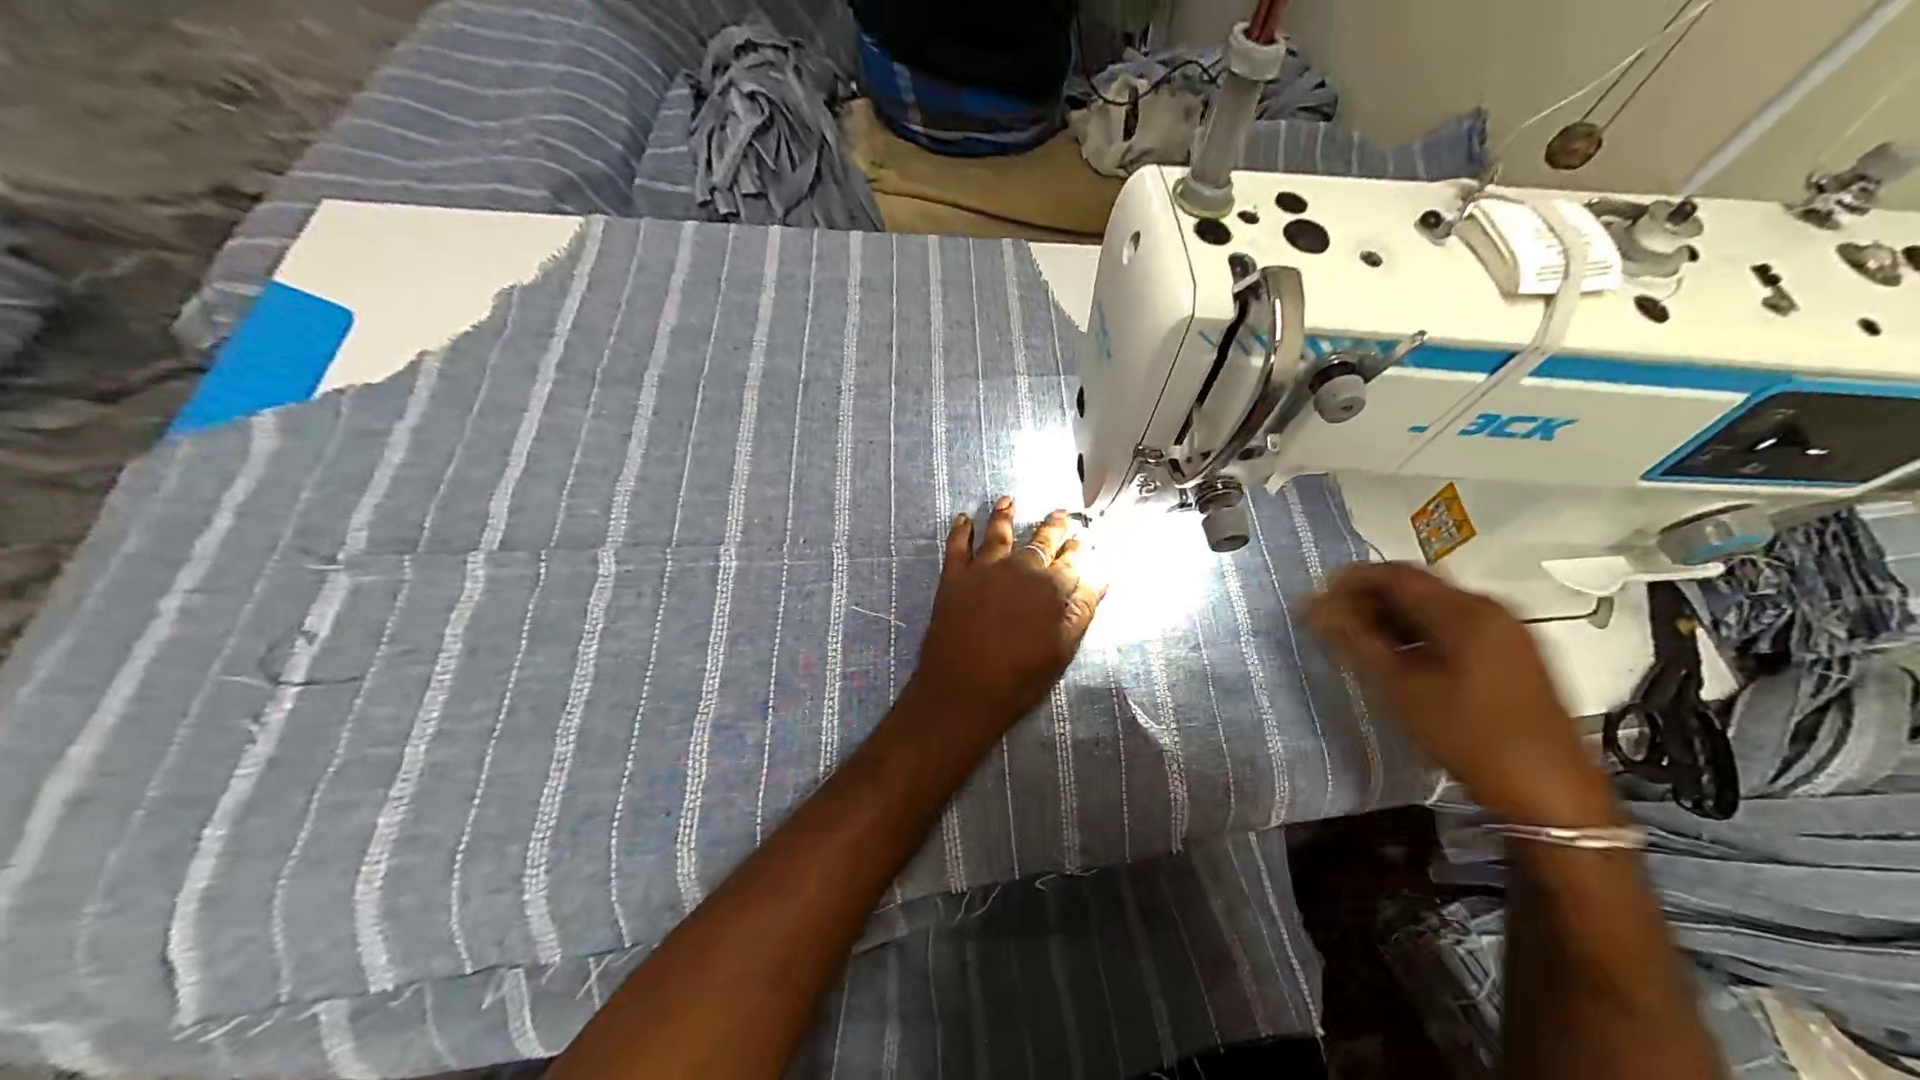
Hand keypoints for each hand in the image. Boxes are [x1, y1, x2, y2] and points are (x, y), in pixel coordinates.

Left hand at [911, 497, 1107, 734]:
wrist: (963, 689)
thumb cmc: (1019, 678)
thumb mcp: (1062, 647)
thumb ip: (1082, 608)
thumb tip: (1101, 575)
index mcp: (1050, 587)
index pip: (1072, 559)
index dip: (1080, 548)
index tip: (1085, 538)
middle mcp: (1020, 569)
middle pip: (1040, 540)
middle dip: (1053, 525)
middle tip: (1061, 513)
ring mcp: (984, 569)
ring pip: (998, 532)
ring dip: (1005, 514)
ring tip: (1009, 500)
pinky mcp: (954, 577)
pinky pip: (957, 545)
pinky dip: (961, 530)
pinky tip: (964, 518)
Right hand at [1308, 562, 1615, 826]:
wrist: (1549, 789)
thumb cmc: (1469, 736)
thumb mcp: (1403, 689)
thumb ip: (1357, 642)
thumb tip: (1316, 610)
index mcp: (1466, 611)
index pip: (1397, 575)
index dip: (1351, 581)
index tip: (1318, 598)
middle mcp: (1491, 609)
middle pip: (1418, 587)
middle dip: (1370, 600)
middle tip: (1334, 622)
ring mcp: (1509, 630)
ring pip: (1436, 607)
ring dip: (1394, 617)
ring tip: (1359, 640)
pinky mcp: (1515, 653)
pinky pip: (1456, 625)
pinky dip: (1421, 631)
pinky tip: (1400, 656)